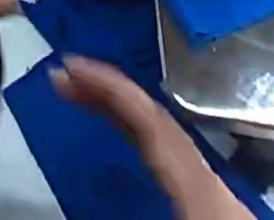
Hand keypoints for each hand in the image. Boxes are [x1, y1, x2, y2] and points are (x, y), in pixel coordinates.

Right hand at [52, 57, 253, 219]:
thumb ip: (125, 211)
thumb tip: (65, 210)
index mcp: (200, 195)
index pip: (149, 121)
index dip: (108, 87)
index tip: (70, 68)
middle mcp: (207, 183)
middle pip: (154, 119)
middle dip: (107, 91)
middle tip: (62, 78)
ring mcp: (211, 196)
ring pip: (161, 135)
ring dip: (120, 110)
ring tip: (79, 96)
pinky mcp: (210, 211)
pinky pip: (166, 156)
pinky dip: (136, 135)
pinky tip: (118, 136)